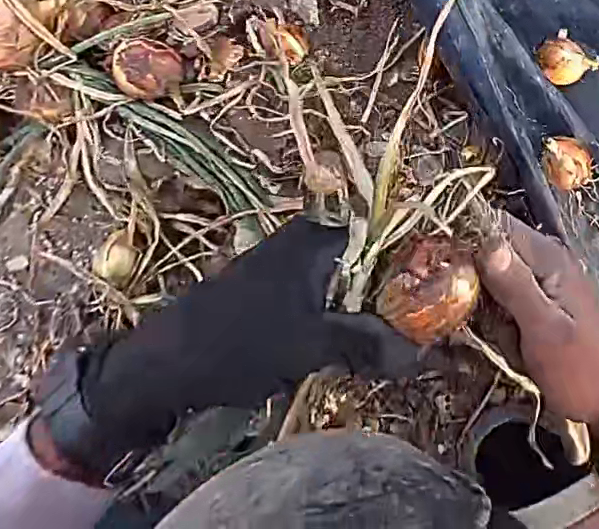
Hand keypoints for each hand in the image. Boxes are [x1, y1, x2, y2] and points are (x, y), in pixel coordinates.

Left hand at [79, 217, 418, 454]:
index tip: (433, 298)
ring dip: (364, 308)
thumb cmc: (241, 341)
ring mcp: (289, 260)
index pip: (384, 239)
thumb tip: (422, 354)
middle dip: (389, 294)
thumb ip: (369, 342)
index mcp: (320, 236)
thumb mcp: (312, 344)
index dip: (412, 267)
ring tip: (385, 339)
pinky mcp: (276, 285)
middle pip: (368, 260)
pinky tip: (345, 342)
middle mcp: (308, 238)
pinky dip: (339, 314)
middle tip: (413, 327)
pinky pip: (323, 293)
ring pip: (346, 279)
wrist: (165, 362)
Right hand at [477, 212, 598, 483]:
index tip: (442, 263)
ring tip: (504, 338)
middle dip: (476, 282)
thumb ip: (514, 284)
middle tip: (482, 318)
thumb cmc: (582, 368)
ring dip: (489, 308)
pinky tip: (511, 344)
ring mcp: (544, 279)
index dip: (466, 237)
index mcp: (546, 255)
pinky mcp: (541, 301)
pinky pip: (507, 300)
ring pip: (495, 279)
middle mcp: (544, 258)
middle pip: (491, 251)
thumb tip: (484, 240)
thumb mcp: (544, 329)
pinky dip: (502, 320)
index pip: (495, 224)